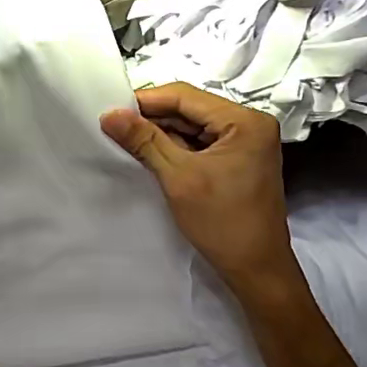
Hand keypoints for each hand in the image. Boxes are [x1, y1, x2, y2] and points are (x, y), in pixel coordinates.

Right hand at [100, 82, 299, 289]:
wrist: (257, 269)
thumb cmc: (222, 223)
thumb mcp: (178, 177)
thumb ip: (144, 141)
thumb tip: (109, 114)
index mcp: (245, 121)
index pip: (186, 97)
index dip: (146, 100)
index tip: (112, 108)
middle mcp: (250, 123)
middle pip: (191, 108)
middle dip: (153, 117)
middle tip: (114, 124)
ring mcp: (247, 142)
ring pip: (194, 126)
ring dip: (163, 132)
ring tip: (126, 137)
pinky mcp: (239, 159)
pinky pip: (202, 142)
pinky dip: (177, 146)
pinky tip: (150, 151)